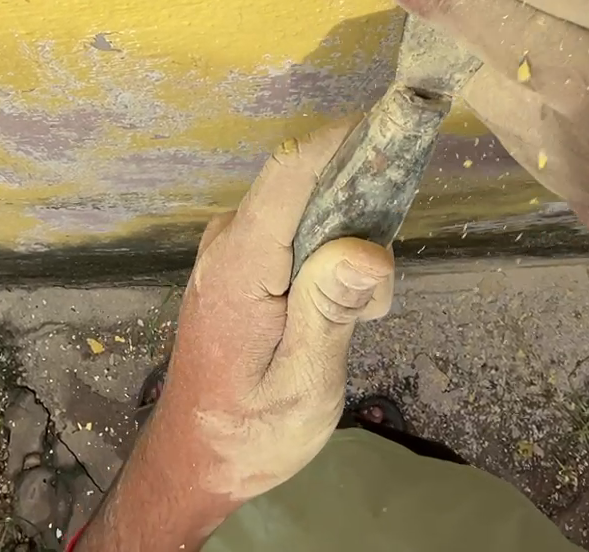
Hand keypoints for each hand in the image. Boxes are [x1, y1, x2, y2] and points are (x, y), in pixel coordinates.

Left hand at [92, 124, 393, 545]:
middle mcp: (229, 237)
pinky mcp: (240, 256)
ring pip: (306, 208)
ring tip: (354, 319)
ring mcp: (231, 244)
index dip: (342, 141)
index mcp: (240, 260)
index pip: (290, 170)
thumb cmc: (249, 430)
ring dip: (345, 246)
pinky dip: (326, 257)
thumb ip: (330, 309)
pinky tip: (331, 315)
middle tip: (375, 297)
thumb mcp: (304, 383)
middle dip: (358, 217)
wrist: (194, 455)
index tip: (394, 134)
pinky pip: (293, 229)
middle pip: (306, 183)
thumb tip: (368, 247)